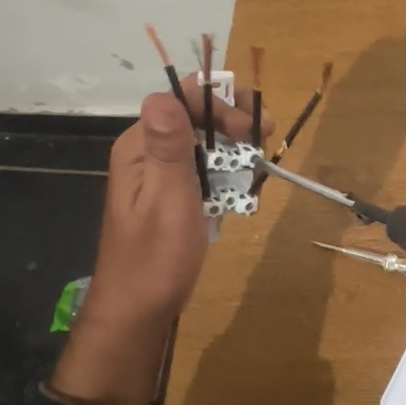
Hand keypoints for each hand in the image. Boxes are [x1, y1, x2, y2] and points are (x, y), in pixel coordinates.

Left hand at [49, 76, 269, 404]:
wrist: (139, 310)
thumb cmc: (155, 257)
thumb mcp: (168, 198)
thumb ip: (170, 147)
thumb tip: (163, 95)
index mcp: (140, 146)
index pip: (183, 98)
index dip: (221, 103)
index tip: (252, 129)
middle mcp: (149, 152)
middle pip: (198, 116)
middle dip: (236, 122)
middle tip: (266, 140)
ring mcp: (163, 175)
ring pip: (208, 143)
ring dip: (237, 150)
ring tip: (260, 169)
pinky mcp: (176, 196)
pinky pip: (207, 171)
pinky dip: (230, 175)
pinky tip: (248, 190)